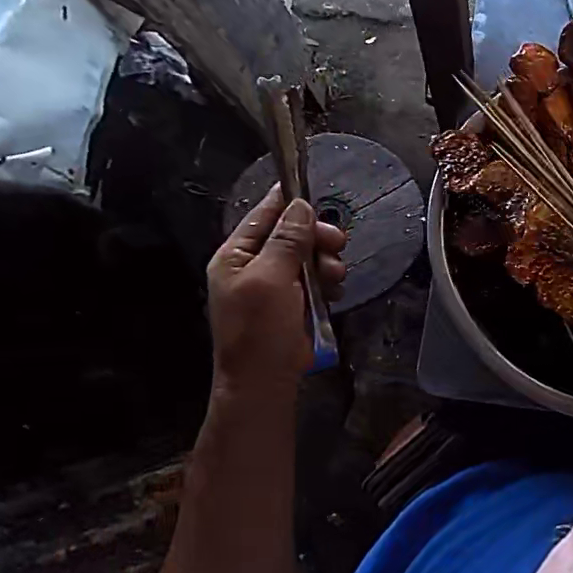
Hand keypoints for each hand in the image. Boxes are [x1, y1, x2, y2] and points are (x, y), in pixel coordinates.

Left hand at [207, 184, 347, 388]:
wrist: (265, 381)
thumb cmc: (260, 328)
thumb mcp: (272, 278)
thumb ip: (287, 240)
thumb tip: (300, 206)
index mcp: (236, 256)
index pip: (262, 216)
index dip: (287, 202)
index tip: (313, 191)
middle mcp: (254, 266)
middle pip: (291, 234)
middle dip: (316, 238)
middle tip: (336, 244)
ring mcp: (274, 285)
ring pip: (308, 256)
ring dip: (325, 262)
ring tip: (334, 278)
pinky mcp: (293, 302)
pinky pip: (315, 279)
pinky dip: (326, 281)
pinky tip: (333, 292)